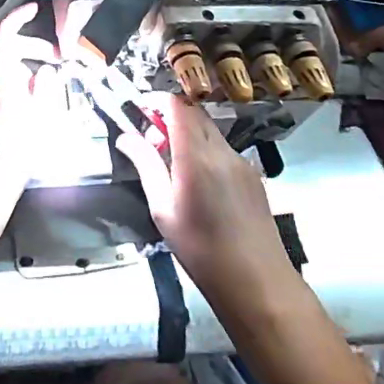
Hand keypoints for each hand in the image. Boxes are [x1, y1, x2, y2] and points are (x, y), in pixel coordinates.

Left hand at [0, 3, 61, 241]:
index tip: (33, 9)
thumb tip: (45, 73)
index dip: (19, 15)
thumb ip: (46, 86)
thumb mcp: (43, 116)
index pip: (4, 31)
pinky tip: (26, 104)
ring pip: (0, 68)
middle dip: (31, 48)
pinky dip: (10, 84)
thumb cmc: (14, 153)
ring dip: (21, 68)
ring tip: (43, 87)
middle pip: (5, 49)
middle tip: (53, 58)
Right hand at [113, 94, 300, 315]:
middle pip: (195, 113)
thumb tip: (126, 137)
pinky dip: (206, 150)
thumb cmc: (201, 250)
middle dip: (171, 117)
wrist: (258, 282)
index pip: (177, 106)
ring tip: (173, 165)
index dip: (157, 101)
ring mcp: (242, 161)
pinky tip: (199, 182)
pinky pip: (224, 149)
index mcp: (196, 156)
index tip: (140, 112)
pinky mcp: (254, 175)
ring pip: (210, 130)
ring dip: (188, 134)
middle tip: (152, 142)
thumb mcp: (162, 209)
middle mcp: (222, 150)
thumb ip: (146, 166)